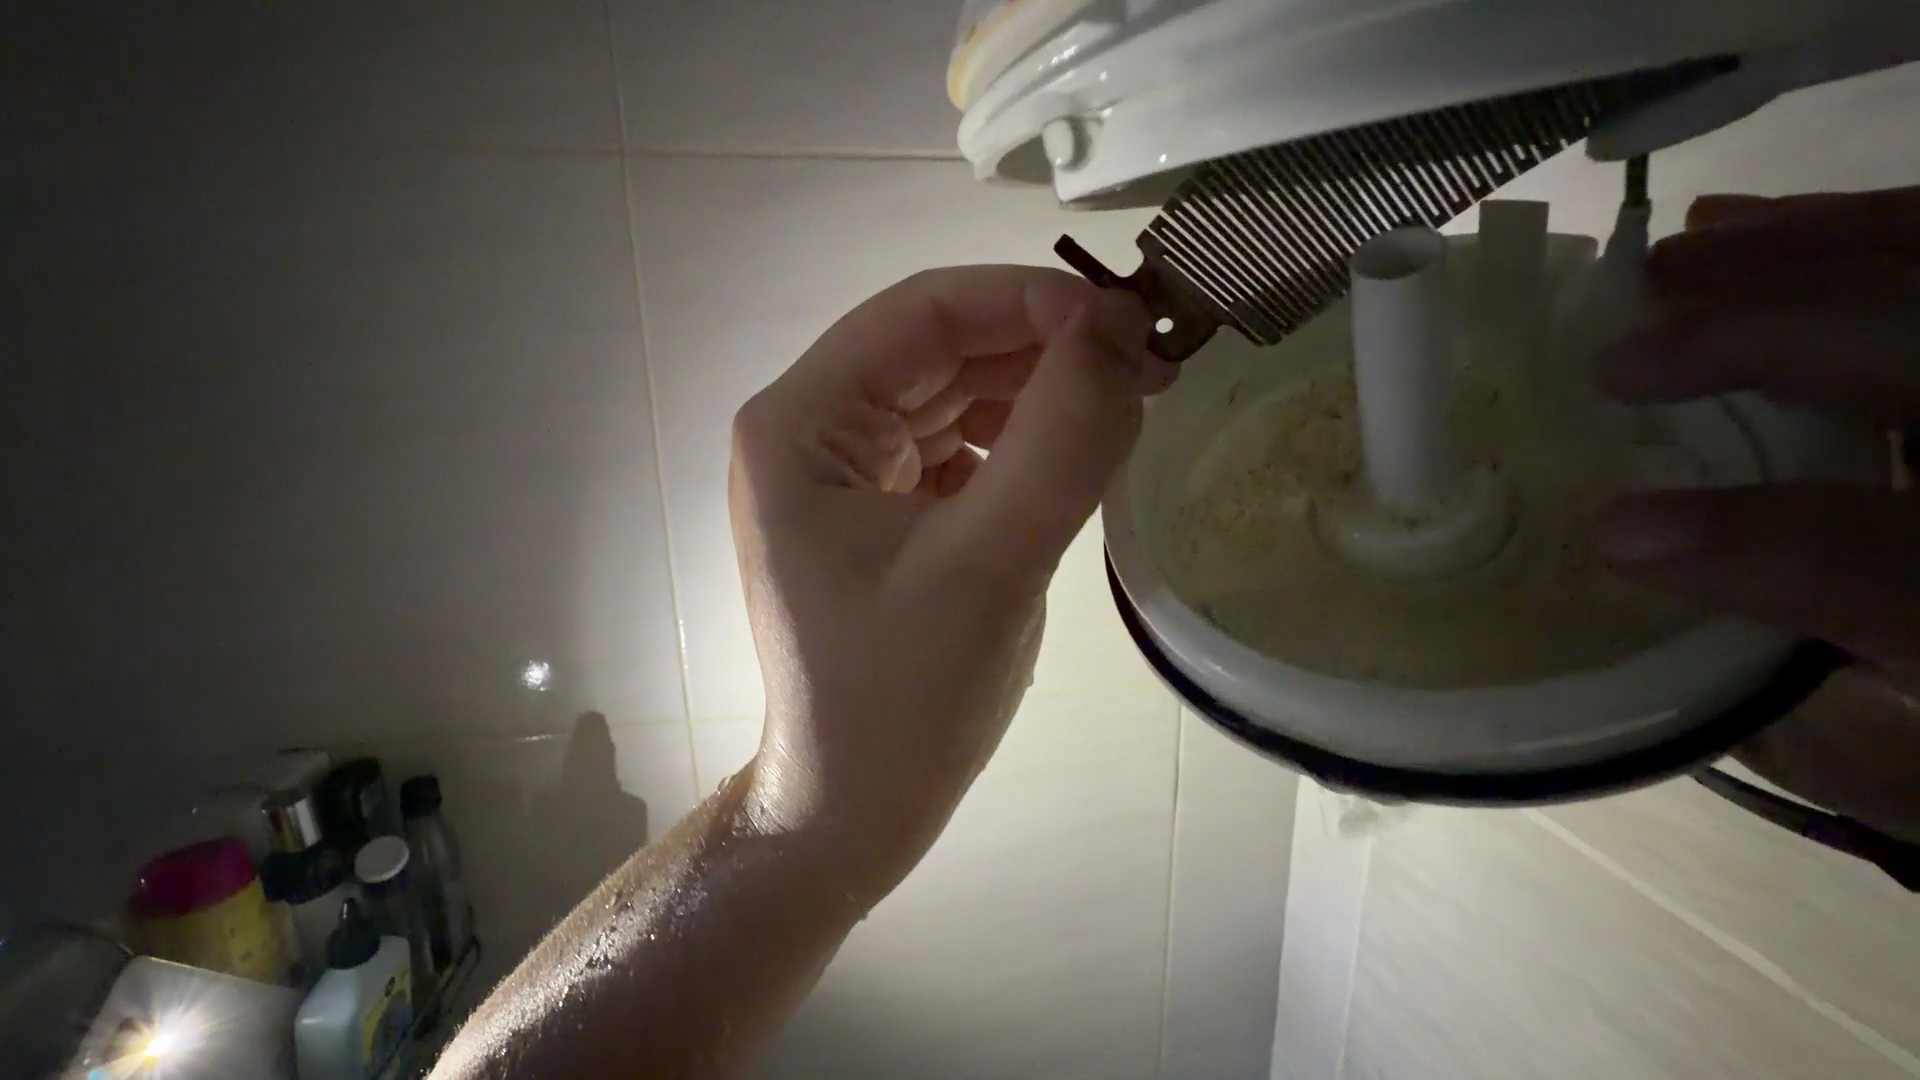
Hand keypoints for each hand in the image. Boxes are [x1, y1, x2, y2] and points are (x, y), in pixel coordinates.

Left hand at [727, 266, 1172, 896]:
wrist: (855, 809)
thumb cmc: (901, 702)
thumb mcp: (989, 566)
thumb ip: (1062, 440)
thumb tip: (1125, 332)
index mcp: (801, 424)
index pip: (924, 312)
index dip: (1033, 300)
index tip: (1135, 325)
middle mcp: (812, 431)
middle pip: (942, 346)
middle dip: (1047, 346)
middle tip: (1153, 367)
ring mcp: (846, 470)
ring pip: (958, 390)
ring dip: (1042, 390)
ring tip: (1125, 410)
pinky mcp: (883, 509)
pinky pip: (962, 443)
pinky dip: (1023, 439)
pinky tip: (1074, 457)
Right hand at [1592, 188, 1919, 840]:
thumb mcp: (1905, 764)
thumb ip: (1806, 723)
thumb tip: (1644, 598)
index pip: (1893, 571)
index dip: (1763, 544)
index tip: (1612, 535)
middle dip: (1768, 346)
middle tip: (1618, 359)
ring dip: (1802, 259)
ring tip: (1671, 264)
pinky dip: (1859, 229)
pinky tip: (1757, 227)